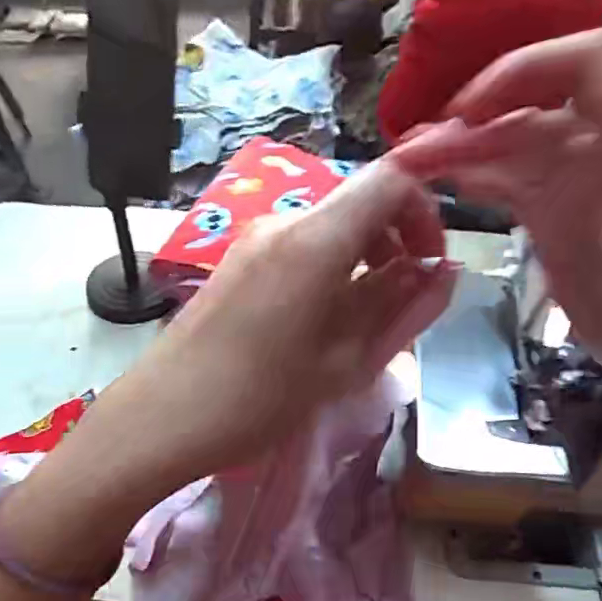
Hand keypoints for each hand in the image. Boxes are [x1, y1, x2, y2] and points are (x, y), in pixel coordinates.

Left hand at [82, 159, 452, 494]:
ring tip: (368, 322)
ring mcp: (253, 242)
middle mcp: (283, 224)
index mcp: (315, 241)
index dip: (428, 210)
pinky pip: (299, 250)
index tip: (434, 265)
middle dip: (398, 240)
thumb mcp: (341, 364)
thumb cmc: (256, 401)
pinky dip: (330, 272)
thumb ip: (399, 312)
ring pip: (330, 229)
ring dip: (365, 260)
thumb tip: (441, 275)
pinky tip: (324, 324)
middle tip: (407, 302)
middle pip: (360, 202)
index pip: (391, 180)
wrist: (160, 420)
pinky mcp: (236, 265)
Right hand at [390, 0, 601, 416]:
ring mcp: (576, 183)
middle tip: (411, 153)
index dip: (521, 73)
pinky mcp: (554, 221)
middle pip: (529, 108)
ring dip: (462, 154)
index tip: (466, 111)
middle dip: (471, 123)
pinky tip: (438, 186)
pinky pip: (507, 186)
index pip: (580, 64)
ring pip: (510, 149)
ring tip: (406, 168)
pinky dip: (473, 181)